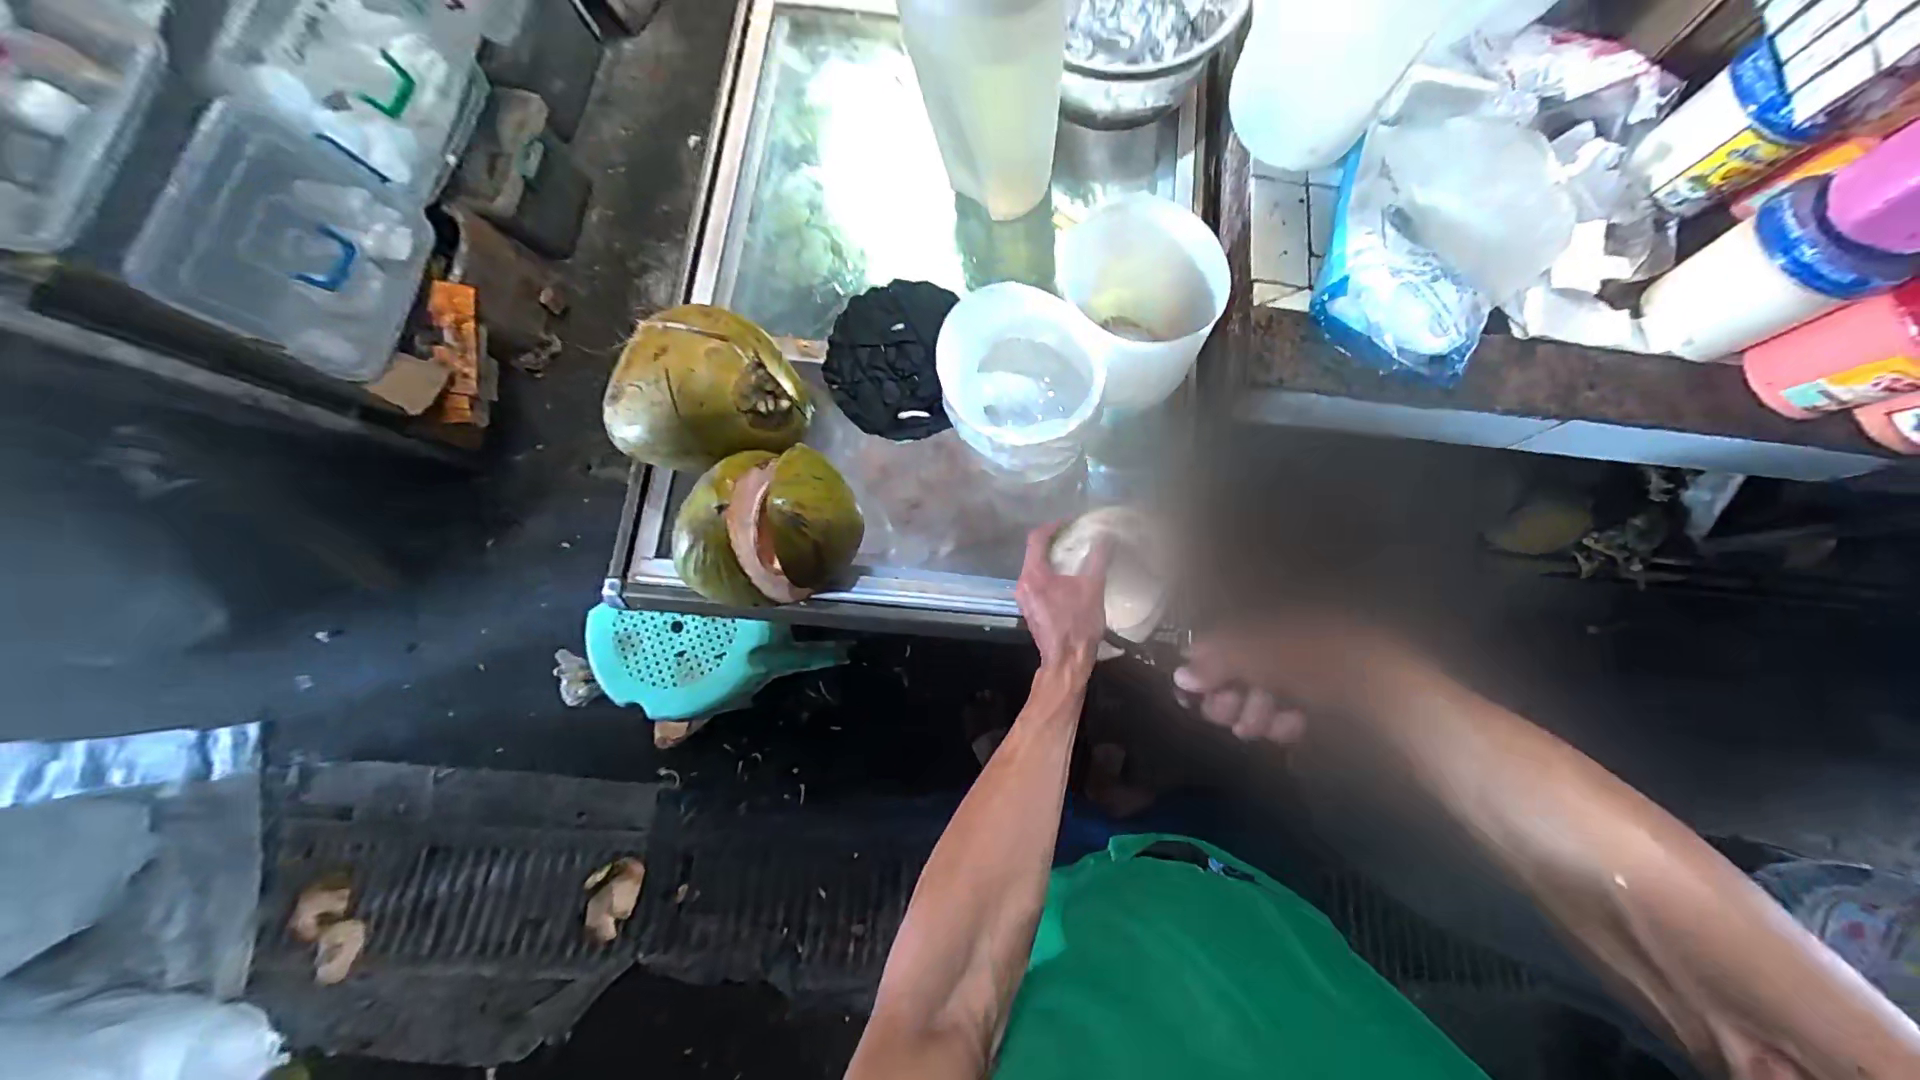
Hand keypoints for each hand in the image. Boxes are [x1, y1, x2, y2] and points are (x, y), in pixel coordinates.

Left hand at [1015, 521, 1111, 675]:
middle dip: (1054, 541)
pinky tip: (1068, 577)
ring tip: (1074, 554)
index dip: (1053, 526)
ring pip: (1035, 568)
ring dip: (1053, 558)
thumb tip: (1106, 537)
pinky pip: (1037, 581)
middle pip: (1034, 552)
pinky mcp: (1030, 608)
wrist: (1067, 661)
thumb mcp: (1093, 587)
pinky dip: (1051, 573)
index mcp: (1034, 575)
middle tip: (1075, 536)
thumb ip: (1098, 558)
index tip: (1070, 522)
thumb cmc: (1078, 624)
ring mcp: (1024, 598)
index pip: (1036, 538)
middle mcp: (1023, 584)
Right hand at [1173, 616, 1428, 743]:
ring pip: (1270, 692)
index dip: (1210, 660)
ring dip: (1255, 712)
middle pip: (1249, 665)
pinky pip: (1296, 710)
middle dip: (1231, 692)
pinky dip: (1286, 722)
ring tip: (1257, 730)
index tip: (1191, 689)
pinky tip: (1290, 731)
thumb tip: (1179, 672)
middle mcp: (1301, 640)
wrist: (1410, 712)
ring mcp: (1320, 673)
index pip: (1234, 635)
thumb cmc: (1334, 672)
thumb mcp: (1270, 659)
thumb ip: (1222, 662)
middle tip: (1222, 716)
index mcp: (1288, 620)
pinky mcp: (1335, 704)